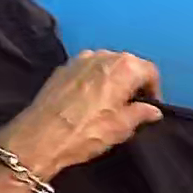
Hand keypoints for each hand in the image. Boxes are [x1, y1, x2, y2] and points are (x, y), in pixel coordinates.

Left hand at [0, 51, 163, 180]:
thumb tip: (153, 110)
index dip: (154, 89)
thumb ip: (141, 114)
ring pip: (107, 64)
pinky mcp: (63, 67)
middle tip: (131, 105)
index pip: (150, 71)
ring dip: (113, 78)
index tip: (150, 107)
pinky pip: (88, 68)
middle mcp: (104, 55)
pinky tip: (88, 99)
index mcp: (124, 67)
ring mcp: (81, 58)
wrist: (38, 137)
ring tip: (109, 102)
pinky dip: (94, 78)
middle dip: (134, 82)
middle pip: (129, 64)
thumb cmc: (86, 132)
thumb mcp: (120, 128)